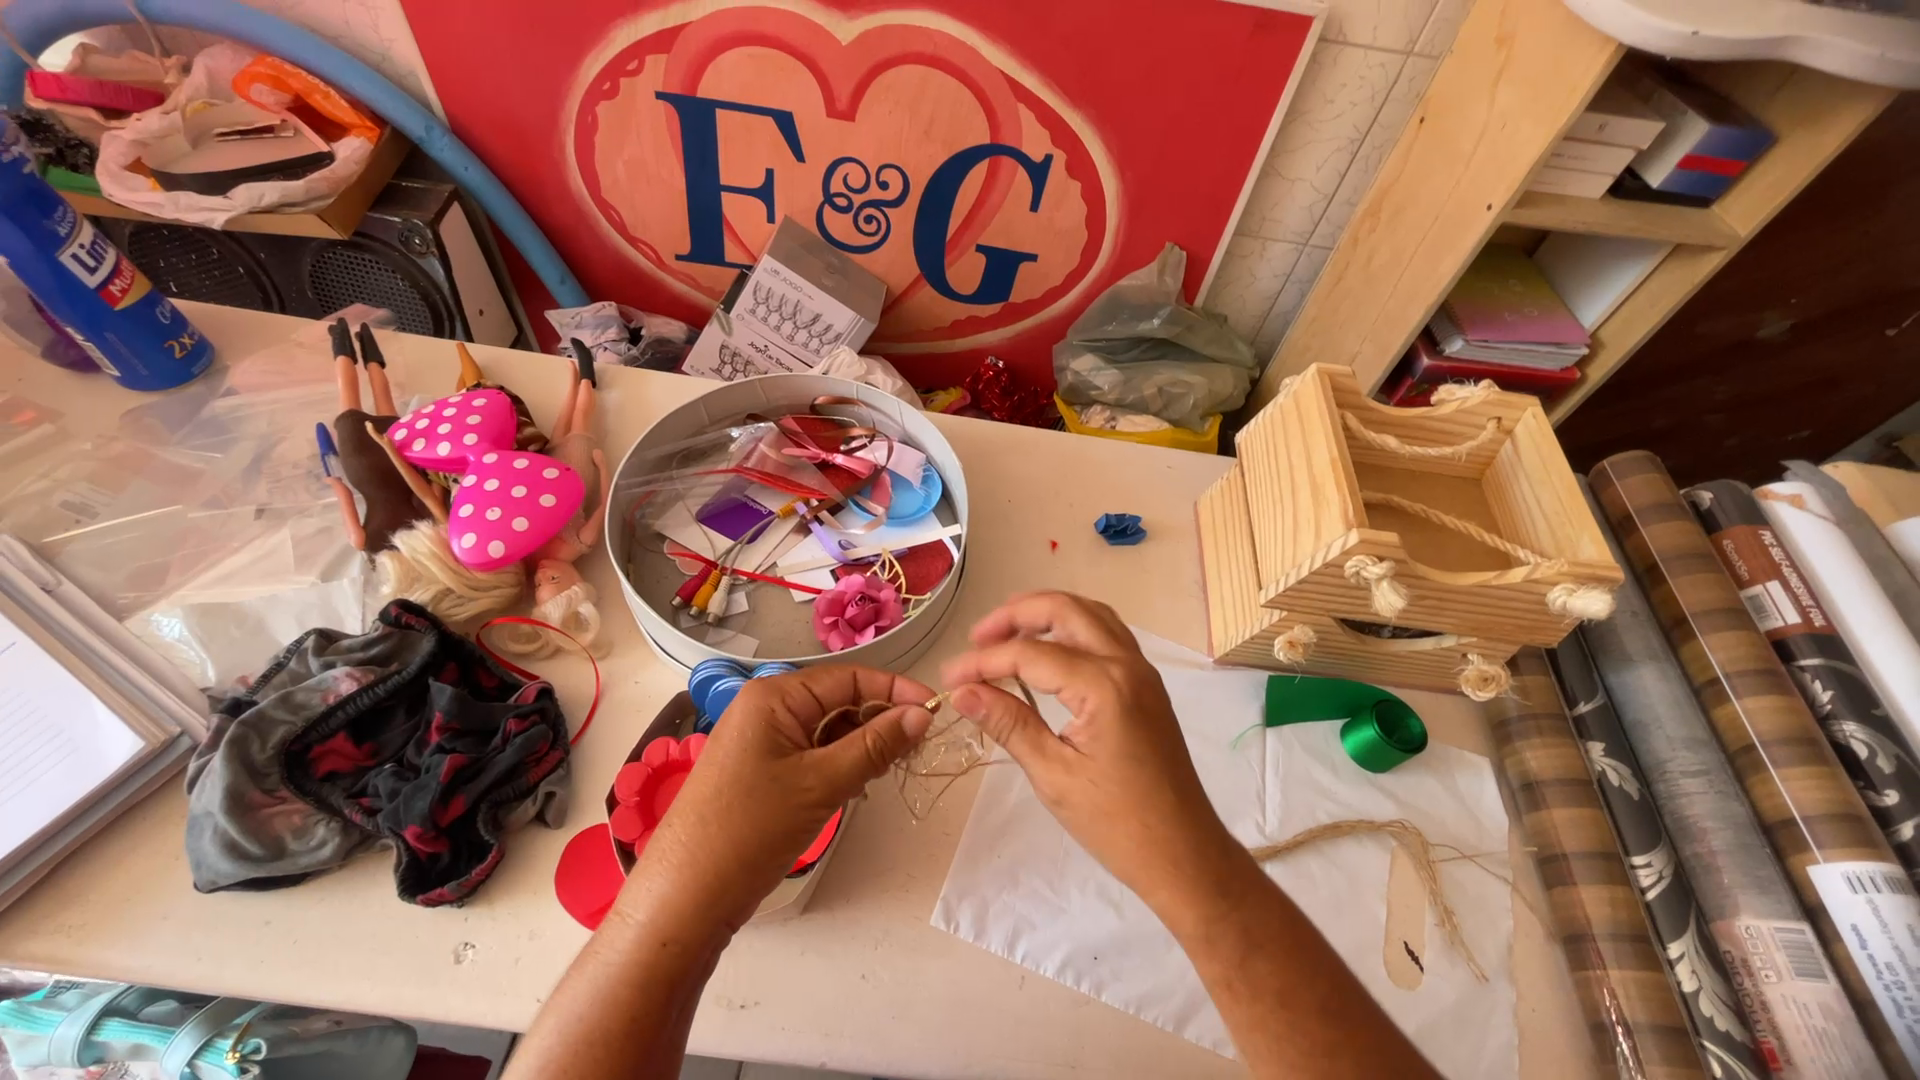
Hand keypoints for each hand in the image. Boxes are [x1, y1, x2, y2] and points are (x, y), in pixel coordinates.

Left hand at [627, 665, 934, 929]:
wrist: (685, 896)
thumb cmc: (752, 829)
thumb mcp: (821, 783)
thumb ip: (875, 745)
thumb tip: (923, 713)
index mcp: (776, 696)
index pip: (850, 677)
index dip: (895, 691)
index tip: (935, 712)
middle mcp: (767, 708)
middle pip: (840, 700)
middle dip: (879, 720)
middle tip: (915, 751)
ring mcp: (762, 740)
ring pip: (828, 729)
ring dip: (861, 745)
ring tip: (888, 771)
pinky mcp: (762, 771)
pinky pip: (812, 752)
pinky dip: (840, 764)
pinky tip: (857, 785)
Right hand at [940, 592, 1242, 911]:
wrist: (1183, 853)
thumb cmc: (1116, 823)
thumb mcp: (1053, 774)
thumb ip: (1008, 723)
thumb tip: (963, 692)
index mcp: (1104, 686)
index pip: (1030, 654)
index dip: (983, 662)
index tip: (949, 678)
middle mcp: (1127, 664)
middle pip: (1065, 610)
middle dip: (1015, 615)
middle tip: (976, 638)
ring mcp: (1142, 671)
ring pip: (1090, 615)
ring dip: (1046, 615)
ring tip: (1005, 636)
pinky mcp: (1146, 684)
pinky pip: (1106, 635)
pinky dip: (1072, 629)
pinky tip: (1046, 651)